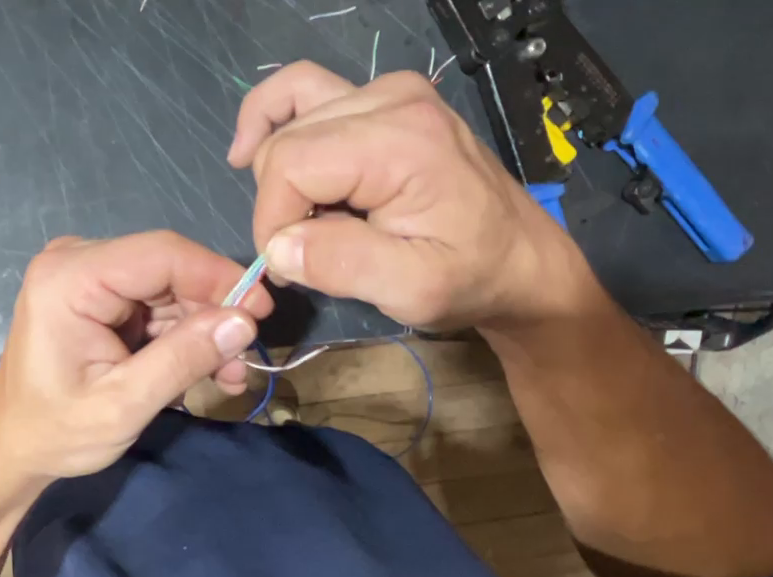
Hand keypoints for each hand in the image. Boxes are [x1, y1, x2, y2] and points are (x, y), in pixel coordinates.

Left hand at [0, 231, 273, 482]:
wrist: (14, 449)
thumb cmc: (57, 433)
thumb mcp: (124, 404)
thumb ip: (183, 360)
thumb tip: (245, 322)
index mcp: (69, 279)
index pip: (162, 254)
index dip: (219, 277)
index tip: (262, 312)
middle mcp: (76, 262)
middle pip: (168, 269)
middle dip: (213, 312)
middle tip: (244, 359)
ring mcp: (86, 277)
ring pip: (169, 289)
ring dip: (202, 331)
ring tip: (229, 375)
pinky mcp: (98, 297)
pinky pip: (155, 305)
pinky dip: (182, 337)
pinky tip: (206, 369)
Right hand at [228, 62, 600, 330]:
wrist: (518, 261)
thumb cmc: (470, 278)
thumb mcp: (411, 289)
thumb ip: (342, 264)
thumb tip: (277, 248)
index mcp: (400, 141)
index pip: (291, 163)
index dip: (272, 221)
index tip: (290, 270)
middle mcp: (391, 98)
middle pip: (285, 141)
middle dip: (277, 205)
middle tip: (304, 257)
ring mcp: (389, 93)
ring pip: (289, 118)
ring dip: (276, 174)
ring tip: (289, 221)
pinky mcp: (385, 102)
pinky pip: (307, 95)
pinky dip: (275, 125)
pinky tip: (253, 154)